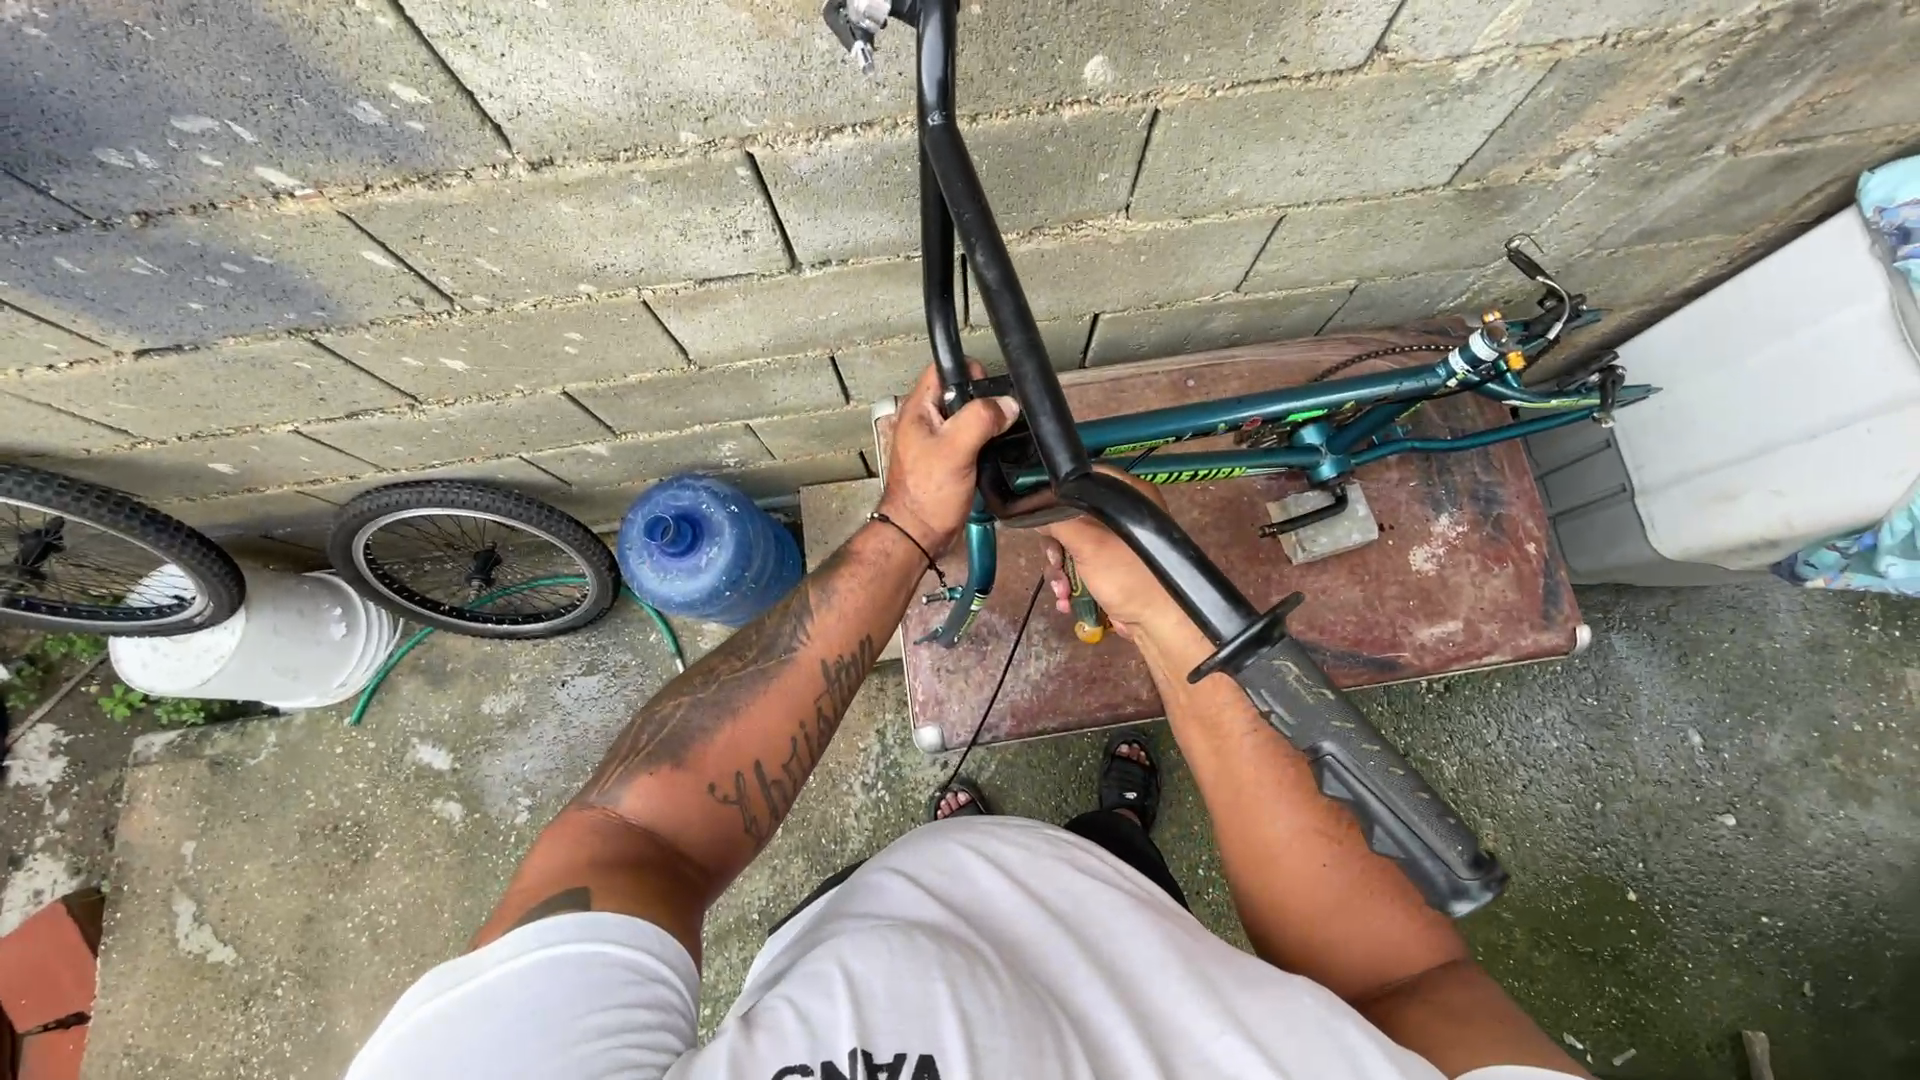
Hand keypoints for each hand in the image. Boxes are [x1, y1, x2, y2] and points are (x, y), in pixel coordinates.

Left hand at [877, 361, 1019, 553]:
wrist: (919, 534)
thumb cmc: (926, 494)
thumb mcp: (955, 448)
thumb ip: (980, 419)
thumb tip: (1006, 405)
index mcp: (918, 410)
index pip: (942, 369)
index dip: (967, 369)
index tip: (989, 386)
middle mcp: (926, 422)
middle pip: (959, 393)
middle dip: (983, 399)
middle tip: (999, 415)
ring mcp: (937, 443)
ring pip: (968, 419)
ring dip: (986, 424)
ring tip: (1000, 434)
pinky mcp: (949, 461)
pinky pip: (971, 441)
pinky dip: (985, 443)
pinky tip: (994, 453)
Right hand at [1037, 470, 1205, 655]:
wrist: (1158, 622)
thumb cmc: (1130, 575)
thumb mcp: (1088, 543)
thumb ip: (1057, 522)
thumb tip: (1035, 514)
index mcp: (1128, 495)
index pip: (1085, 478)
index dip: (1058, 492)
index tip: (1039, 510)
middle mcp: (1124, 515)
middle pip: (1072, 516)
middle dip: (1056, 546)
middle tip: (1055, 562)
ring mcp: (1117, 544)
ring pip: (1072, 545)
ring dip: (1060, 570)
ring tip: (1062, 591)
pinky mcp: (1112, 568)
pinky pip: (1080, 567)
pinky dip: (1071, 583)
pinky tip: (1068, 600)